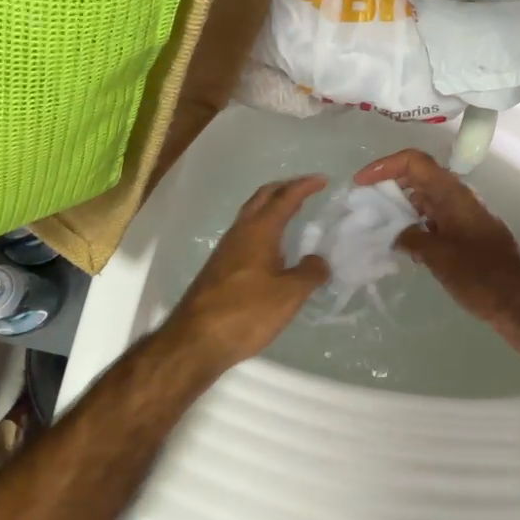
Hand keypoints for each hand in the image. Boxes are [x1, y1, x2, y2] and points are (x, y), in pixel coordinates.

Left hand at [167, 176, 330, 373]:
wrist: (196, 340)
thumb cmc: (246, 311)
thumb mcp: (288, 295)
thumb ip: (309, 274)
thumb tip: (319, 261)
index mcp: (259, 230)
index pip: (285, 198)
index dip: (304, 186)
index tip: (322, 180)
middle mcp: (241, 232)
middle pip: (263, 197)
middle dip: (284, 188)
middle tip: (305, 189)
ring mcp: (226, 249)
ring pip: (251, 214)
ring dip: (271, 207)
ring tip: (292, 214)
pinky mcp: (220, 267)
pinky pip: (246, 233)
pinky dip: (263, 227)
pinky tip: (272, 248)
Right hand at [355, 149, 519, 353]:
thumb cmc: (484, 276)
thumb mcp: (439, 256)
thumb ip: (411, 239)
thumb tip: (394, 234)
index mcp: (452, 193)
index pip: (414, 161)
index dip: (384, 165)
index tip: (360, 182)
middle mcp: (456, 199)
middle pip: (416, 178)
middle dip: (386, 186)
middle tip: (360, 204)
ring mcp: (461, 218)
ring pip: (423, 201)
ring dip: (397, 208)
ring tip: (370, 225)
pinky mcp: (463, 238)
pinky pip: (431, 221)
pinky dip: (411, 226)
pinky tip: (396, 245)